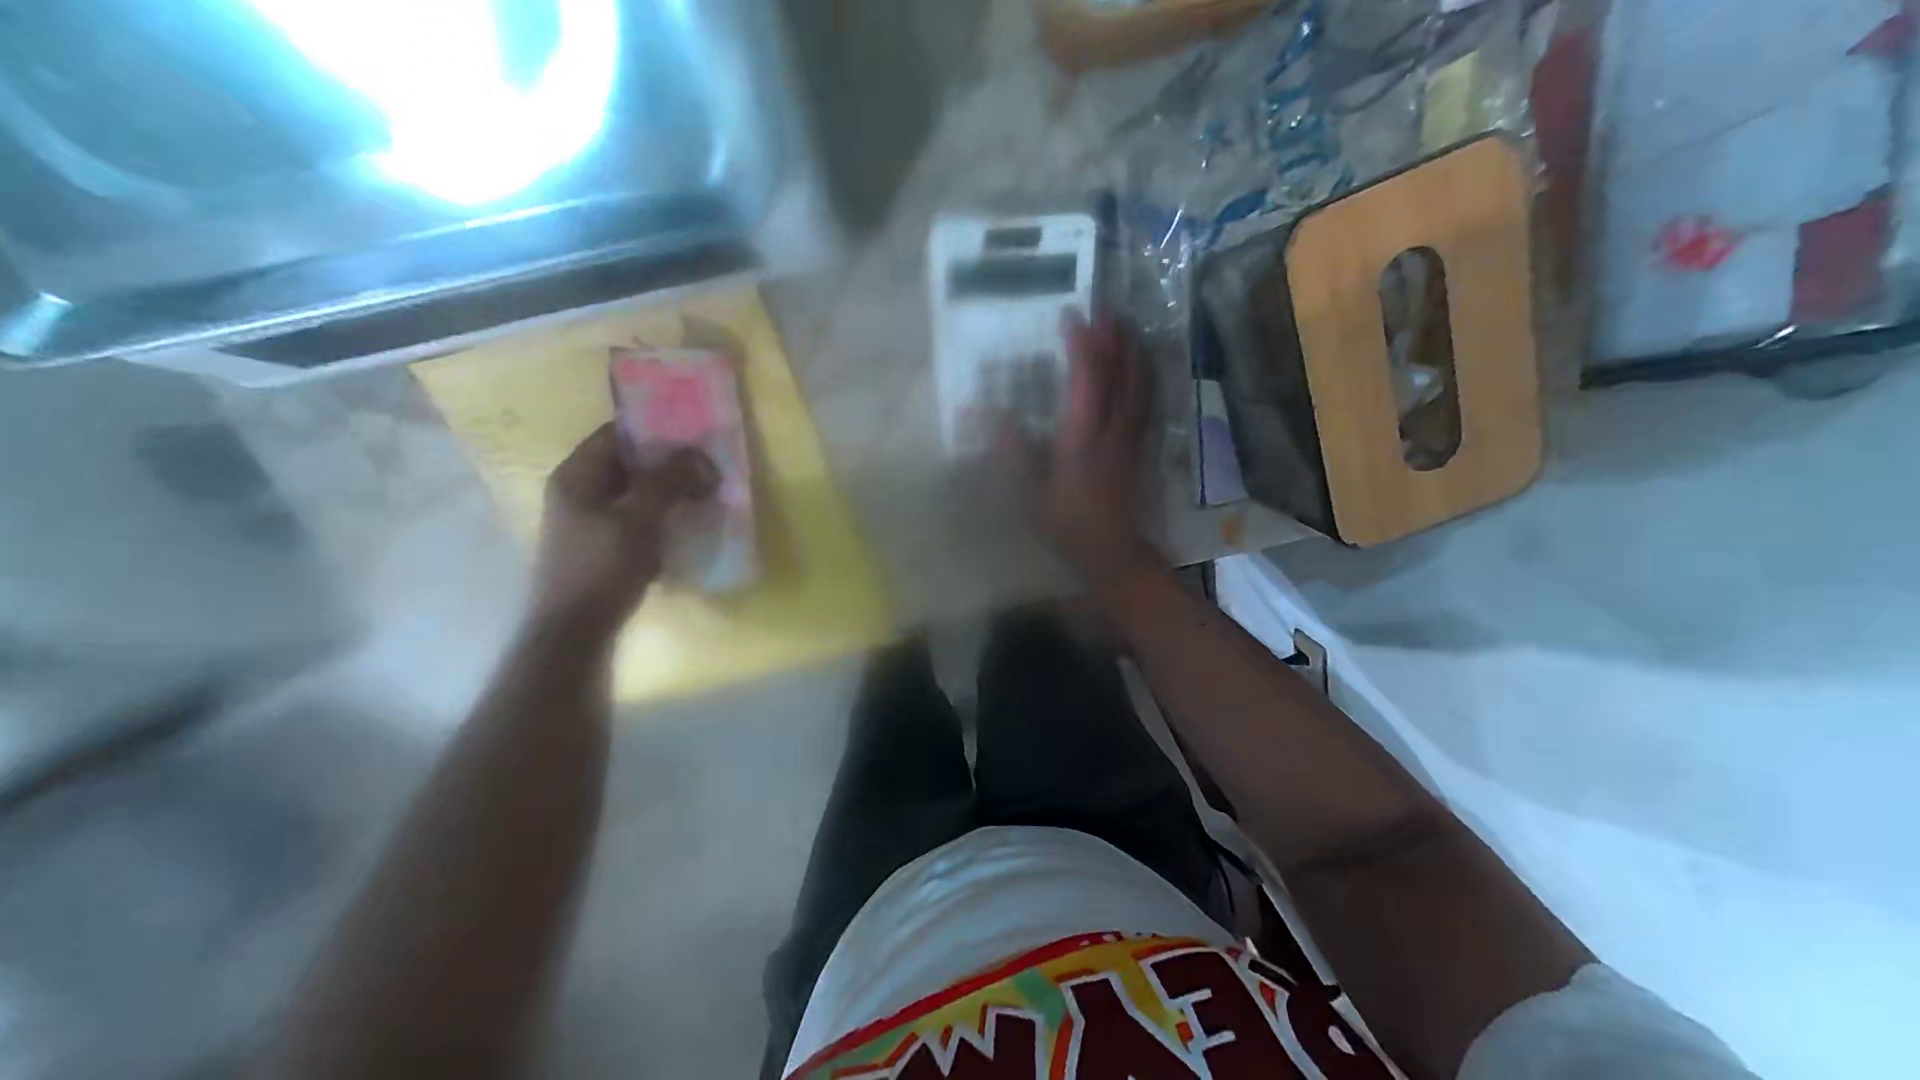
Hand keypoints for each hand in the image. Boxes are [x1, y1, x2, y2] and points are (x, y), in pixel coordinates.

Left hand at [532, 423, 717, 634]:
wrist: (575, 632)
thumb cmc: (602, 568)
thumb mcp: (638, 518)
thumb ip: (668, 481)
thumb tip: (700, 455)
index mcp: (576, 475)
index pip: (617, 434)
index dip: (656, 431)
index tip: (696, 437)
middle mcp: (579, 492)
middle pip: (630, 464)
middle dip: (670, 464)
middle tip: (709, 469)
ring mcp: (590, 521)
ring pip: (637, 493)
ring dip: (671, 492)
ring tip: (706, 494)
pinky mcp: (604, 547)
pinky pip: (638, 519)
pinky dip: (663, 516)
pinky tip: (689, 524)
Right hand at [1007, 313, 1159, 583]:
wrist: (1113, 554)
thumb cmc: (1066, 525)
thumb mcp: (1029, 493)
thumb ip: (1012, 451)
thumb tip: (989, 413)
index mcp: (1083, 436)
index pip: (1086, 378)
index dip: (1081, 343)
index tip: (1071, 315)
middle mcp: (1113, 429)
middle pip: (1121, 372)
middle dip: (1113, 337)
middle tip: (1105, 309)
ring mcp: (1133, 437)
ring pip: (1141, 384)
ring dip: (1135, 351)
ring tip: (1129, 327)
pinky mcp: (1142, 448)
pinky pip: (1150, 403)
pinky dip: (1148, 378)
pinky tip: (1145, 369)